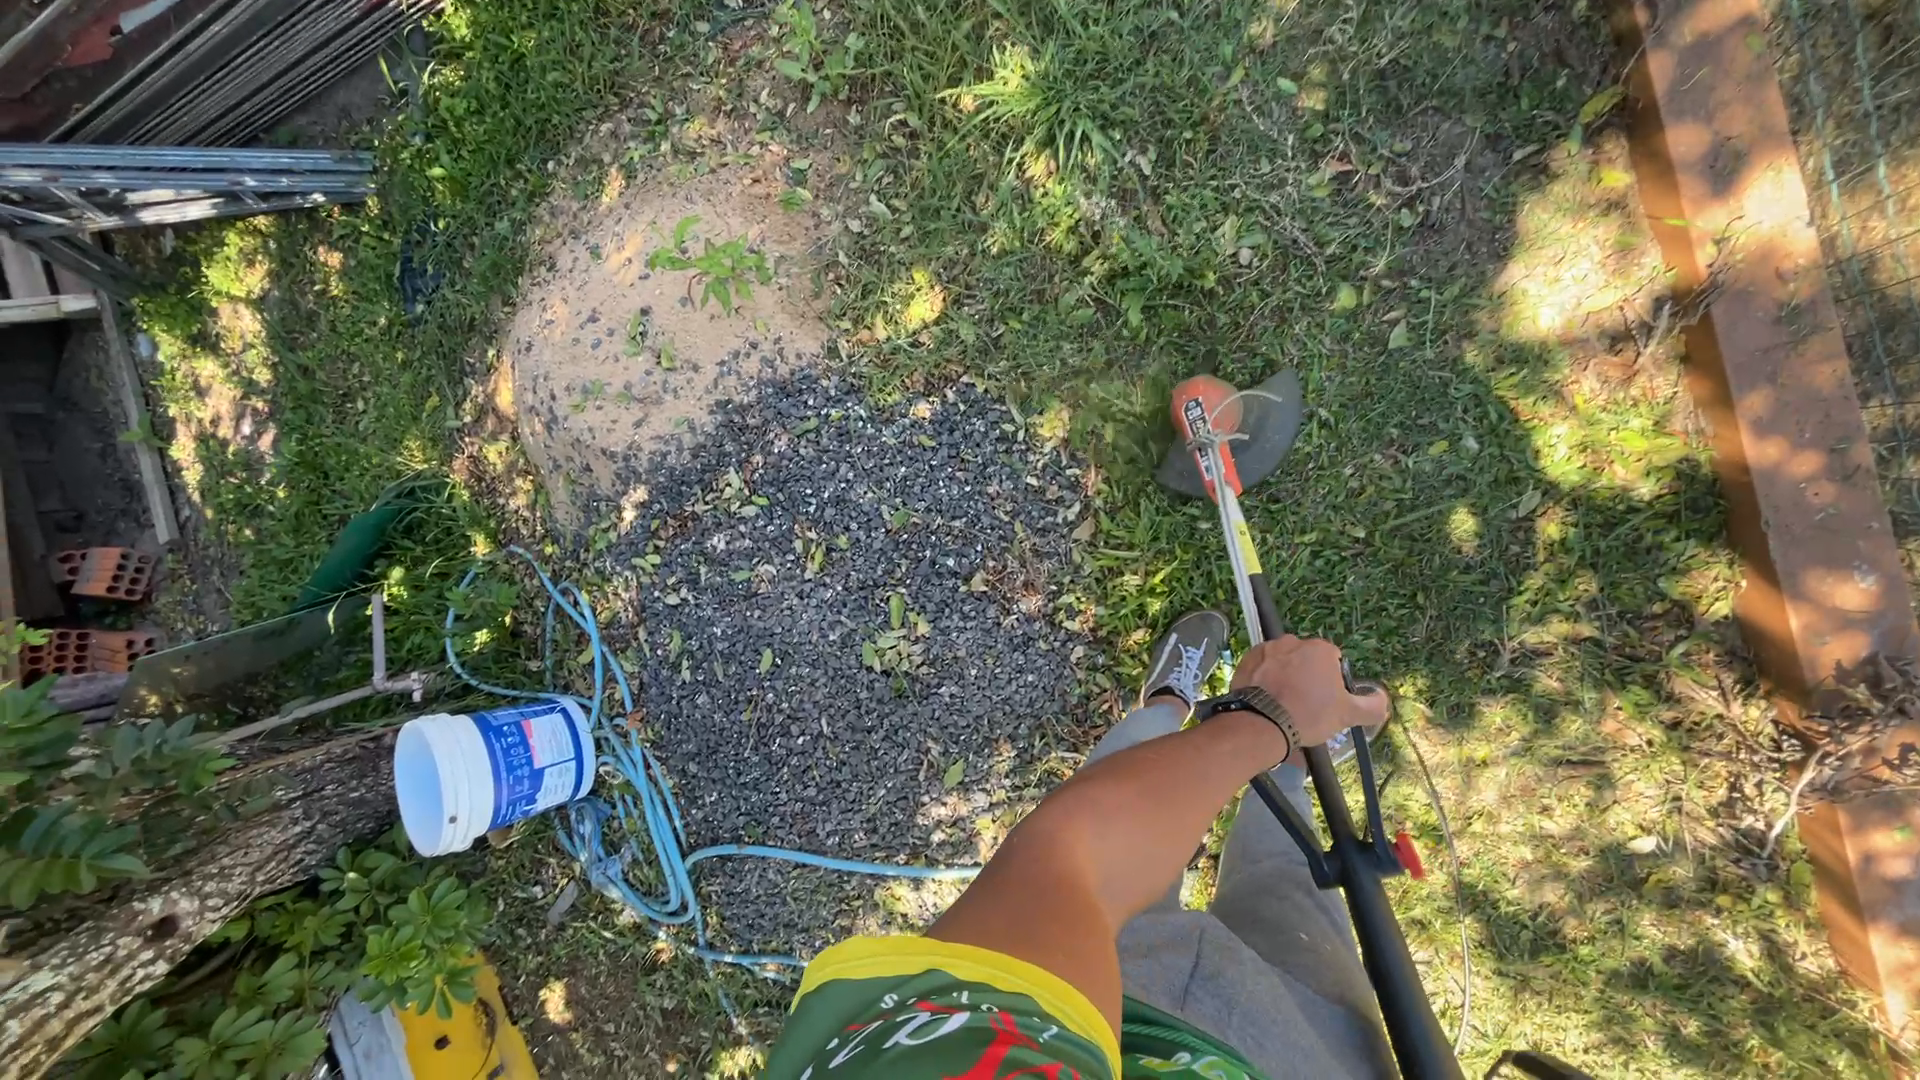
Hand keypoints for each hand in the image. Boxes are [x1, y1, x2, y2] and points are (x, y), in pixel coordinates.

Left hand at [1231, 634, 1389, 760]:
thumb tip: (1381, 698)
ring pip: (1282, 661)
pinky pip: (1261, 666)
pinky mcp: (1246, 659)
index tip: (1325, 699)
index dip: (1331, 680)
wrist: (1261, 722)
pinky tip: (1266, 697)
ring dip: (1284, 675)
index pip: (1332, 660)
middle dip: (1307, 676)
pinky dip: (1264, 677)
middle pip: (1305, 659)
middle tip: (1303, 702)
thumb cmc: (1309, 714)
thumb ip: (1372, 705)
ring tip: (1283, 701)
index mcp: (1319, 649)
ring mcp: (1266, 648)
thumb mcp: (1348, 714)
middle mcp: (1292, 641)